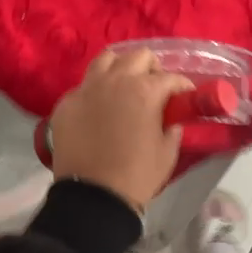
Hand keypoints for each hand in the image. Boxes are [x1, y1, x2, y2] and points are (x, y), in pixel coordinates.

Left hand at [48, 49, 192, 212]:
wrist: (92, 196)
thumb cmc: (137, 175)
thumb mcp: (167, 153)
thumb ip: (172, 128)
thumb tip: (171, 121)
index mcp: (145, 91)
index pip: (170, 77)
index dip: (182, 85)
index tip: (185, 95)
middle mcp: (116, 80)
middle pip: (139, 56)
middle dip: (151, 68)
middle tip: (155, 86)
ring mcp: (87, 88)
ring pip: (106, 59)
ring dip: (120, 67)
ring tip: (124, 84)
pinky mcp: (66, 102)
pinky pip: (83, 85)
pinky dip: (95, 90)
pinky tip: (98, 107)